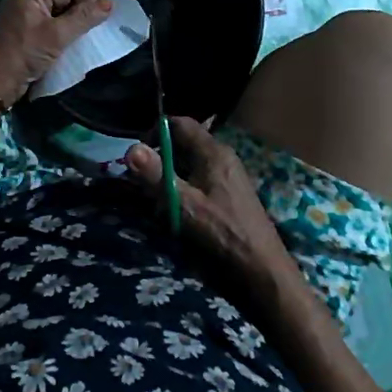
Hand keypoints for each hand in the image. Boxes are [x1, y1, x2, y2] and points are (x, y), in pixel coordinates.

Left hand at [0, 0, 111, 106]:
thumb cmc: (25, 54)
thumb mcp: (57, 35)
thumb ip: (84, 17)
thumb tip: (109, 3)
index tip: (110, 10)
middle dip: (84, 8)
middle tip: (105, 21)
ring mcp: (24, 14)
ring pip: (59, 11)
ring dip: (76, 20)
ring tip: (95, 30)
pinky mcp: (25, 29)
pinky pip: (51, 22)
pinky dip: (66, 29)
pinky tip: (78, 38)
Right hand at [125, 117, 292, 279]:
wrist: (261, 267)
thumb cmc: (222, 232)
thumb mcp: (184, 204)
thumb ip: (157, 176)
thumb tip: (130, 148)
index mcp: (213, 152)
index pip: (181, 124)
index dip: (157, 132)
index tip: (138, 154)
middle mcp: (222, 156)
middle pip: (184, 145)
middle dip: (162, 160)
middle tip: (144, 184)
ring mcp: (228, 175)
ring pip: (191, 166)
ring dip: (172, 180)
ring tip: (159, 204)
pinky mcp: (229, 194)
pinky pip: (200, 181)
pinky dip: (185, 191)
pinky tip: (179, 215)